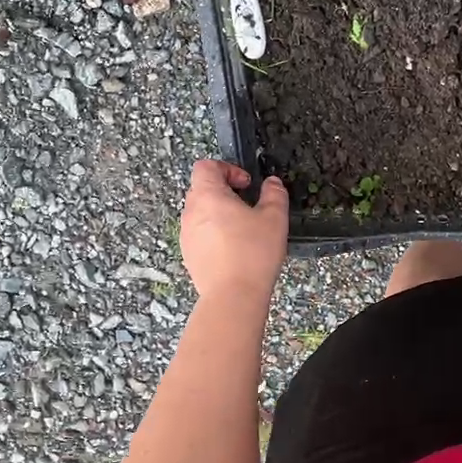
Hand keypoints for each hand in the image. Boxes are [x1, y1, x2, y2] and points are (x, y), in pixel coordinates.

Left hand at [180, 160, 287, 302]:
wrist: (233, 296)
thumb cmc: (253, 253)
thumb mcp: (274, 218)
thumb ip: (274, 194)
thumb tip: (273, 183)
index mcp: (208, 196)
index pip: (205, 166)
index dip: (227, 168)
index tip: (246, 184)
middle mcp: (191, 212)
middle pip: (202, 189)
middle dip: (225, 191)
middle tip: (248, 205)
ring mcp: (187, 235)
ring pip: (201, 213)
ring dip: (220, 213)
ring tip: (244, 229)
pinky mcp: (189, 254)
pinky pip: (200, 234)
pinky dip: (215, 234)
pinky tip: (236, 249)